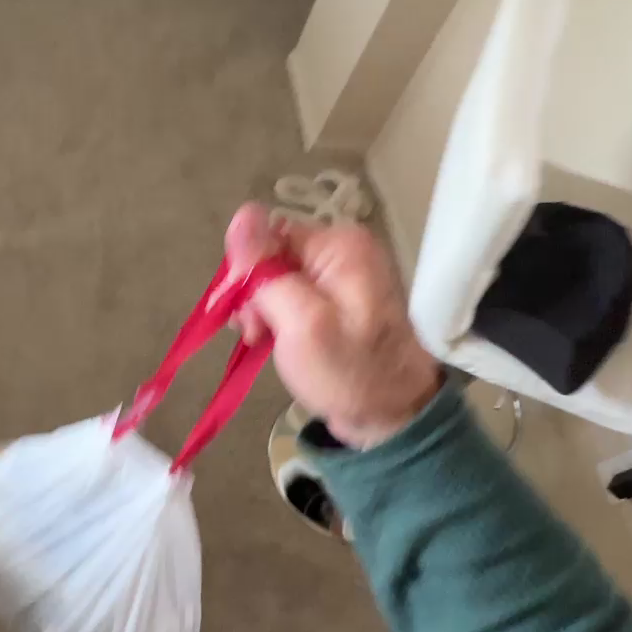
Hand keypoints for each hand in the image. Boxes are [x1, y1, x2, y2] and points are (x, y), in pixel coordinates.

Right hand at [225, 203, 443, 448]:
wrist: (391, 417)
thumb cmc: (347, 371)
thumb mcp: (299, 320)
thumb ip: (266, 269)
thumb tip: (241, 214)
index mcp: (339, 244)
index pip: (268, 236)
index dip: (247, 272)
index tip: (244, 313)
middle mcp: (342, 251)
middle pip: (271, 257)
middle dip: (253, 295)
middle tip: (256, 334)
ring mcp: (340, 277)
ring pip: (277, 280)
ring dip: (261, 310)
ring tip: (263, 342)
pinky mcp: (335, 302)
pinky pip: (291, 297)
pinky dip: (276, 319)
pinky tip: (273, 341)